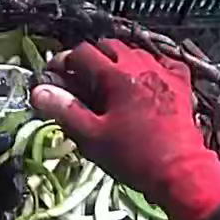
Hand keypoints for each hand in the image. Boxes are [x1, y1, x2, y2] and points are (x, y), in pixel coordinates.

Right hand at [30, 39, 219, 219]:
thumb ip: (64, 110)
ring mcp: (164, 72)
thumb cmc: (132, 155)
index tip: (54, 77)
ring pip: (134, 51)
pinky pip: (162, 61)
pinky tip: (141, 79)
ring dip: (116, 60)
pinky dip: (147, 65)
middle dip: (89, 58)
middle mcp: (141, 65)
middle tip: (79, 80)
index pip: (82, 53)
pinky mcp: (181, 84)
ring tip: (106, 82)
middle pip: (108, 46)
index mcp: (116, 76)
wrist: (181, 173)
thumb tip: (39, 91)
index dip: (64, 61)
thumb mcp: (91, 136)